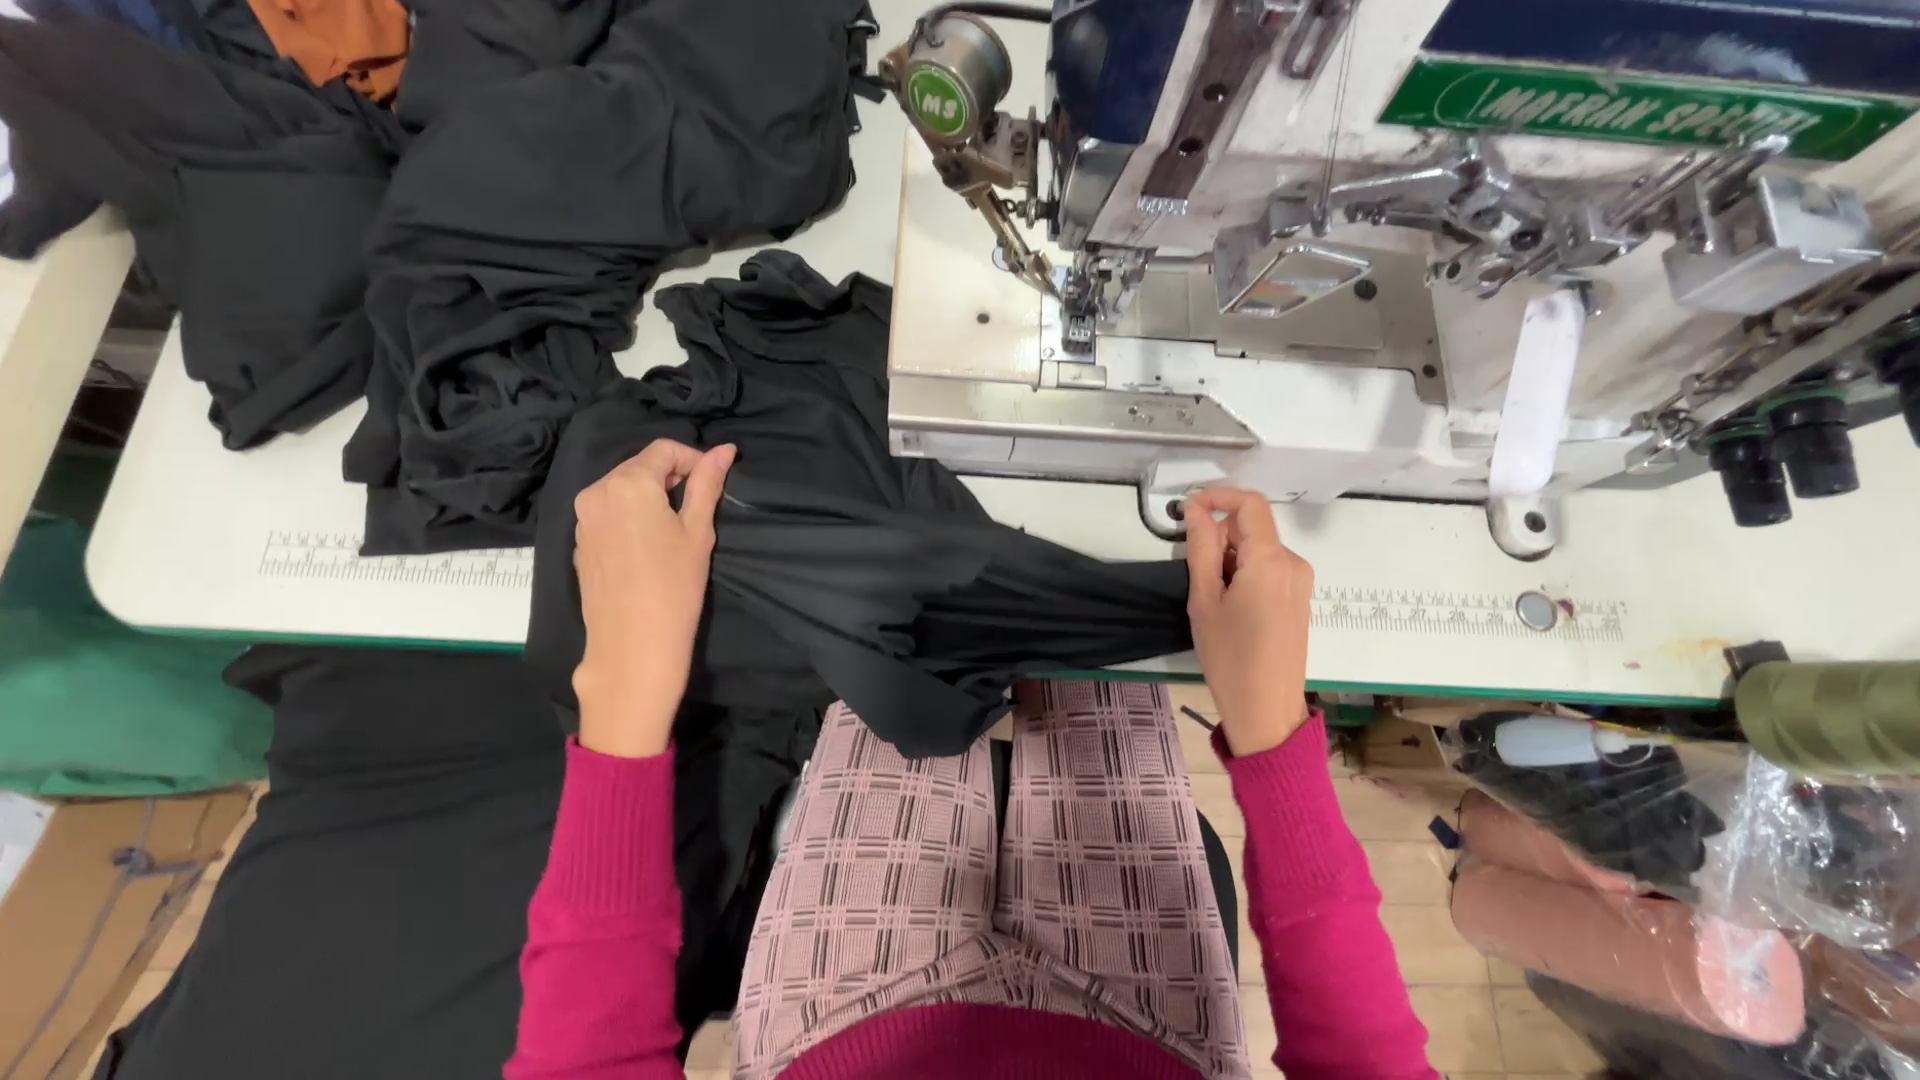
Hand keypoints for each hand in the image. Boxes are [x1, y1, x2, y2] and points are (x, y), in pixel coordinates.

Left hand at [572, 439, 735, 757]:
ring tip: (675, 529)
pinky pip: (609, 513)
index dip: (693, 459)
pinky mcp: (580, 543)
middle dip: (671, 478)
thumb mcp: (698, 531)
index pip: (663, 449)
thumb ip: (708, 484)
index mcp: (627, 484)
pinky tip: (650, 547)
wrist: (633, 645)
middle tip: (698, 508)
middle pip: (640, 466)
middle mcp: (596, 492)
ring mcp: (583, 519)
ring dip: (651, 497)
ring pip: (623, 489)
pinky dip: (632, 516)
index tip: (713, 482)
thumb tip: (724, 450)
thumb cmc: (674, 586)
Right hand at [1184, 488, 1314, 756]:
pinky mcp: (1300, 598)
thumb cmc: (1229, 657)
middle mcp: (1294, 564)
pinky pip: (1269, 567)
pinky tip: (1232, 607)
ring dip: (1231, 557)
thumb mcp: (1204, 600)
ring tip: (1214, 599)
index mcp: (1271, 561)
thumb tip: (1196, 510)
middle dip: (1220, 536)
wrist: (1266, 708)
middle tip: (1195, 573)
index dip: (1217, 496)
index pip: (1249, 504)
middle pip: (1253, 527)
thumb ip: (1201, 548)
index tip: (1187, 510)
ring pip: (1260, 548)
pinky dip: (1245, 572)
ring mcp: (1301, 581)